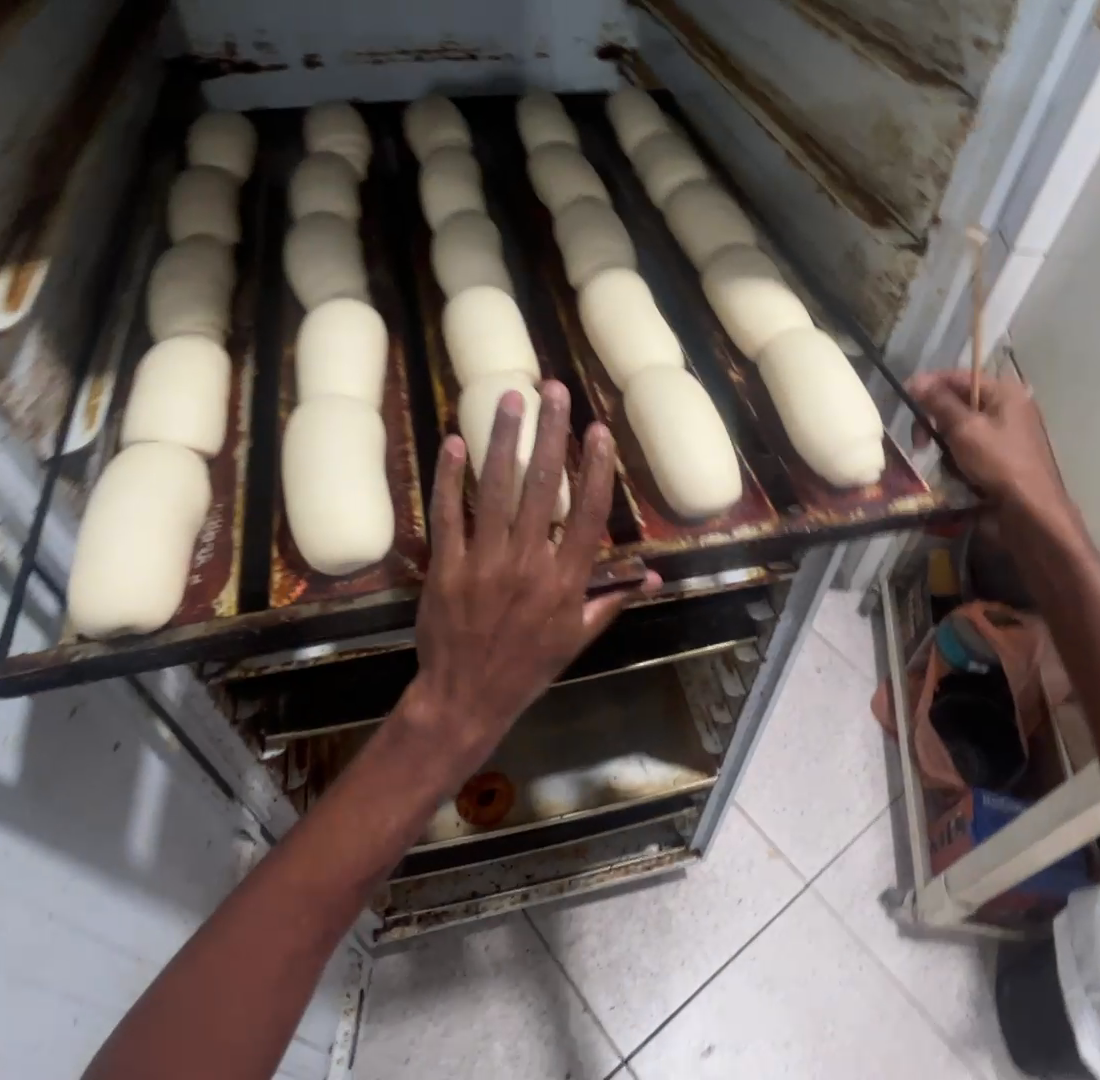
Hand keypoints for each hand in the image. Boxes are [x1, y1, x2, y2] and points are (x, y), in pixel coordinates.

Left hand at [395, 381, 658, 782]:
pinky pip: (448, 516)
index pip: (588, 514)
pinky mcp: (445, 568)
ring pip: (495, 492)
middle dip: (550, 433)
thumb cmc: (529, 665)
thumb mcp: (580, 637)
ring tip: (509, 398)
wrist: (467, 696)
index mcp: (566, 582)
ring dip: (503, 440)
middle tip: (552, 388)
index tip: (598, 429)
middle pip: (543, 488)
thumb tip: (653, 576)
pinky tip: (454, 442)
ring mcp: (484, 564)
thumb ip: (613, 600)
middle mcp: (529, 564)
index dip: (595, 468)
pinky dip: (450, 478)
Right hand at [906, 370, 1078, 540]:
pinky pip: (967, 446)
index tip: (903, 396)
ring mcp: (1004, 431)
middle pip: (957, 402)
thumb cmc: (998, 462)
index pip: (958, 376)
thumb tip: (916, 381)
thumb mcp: (964, 429)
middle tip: (920, 442)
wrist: (1028, 508)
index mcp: (1004, 391)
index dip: (928, 384)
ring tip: (947, 463)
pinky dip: (957, 457)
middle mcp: (1006, 406)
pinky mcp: (999, 454)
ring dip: (945, 444)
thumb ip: (939, 403)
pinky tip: (959, 472)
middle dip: (935, 421)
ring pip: (959, 427)